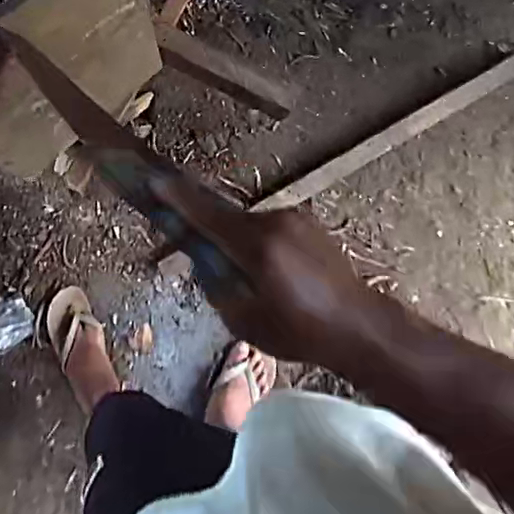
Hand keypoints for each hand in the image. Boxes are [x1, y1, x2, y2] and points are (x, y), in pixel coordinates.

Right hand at [149, 173, 401, 368]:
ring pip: (249, 225)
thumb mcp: (245, 319)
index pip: (206, 214)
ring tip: (257, 282)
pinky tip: (277, 274)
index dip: (177, 198)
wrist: (359, 325)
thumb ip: (214, 282)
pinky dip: (261, 244)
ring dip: (240, 243)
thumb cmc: (300, 332)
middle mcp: (274, 221)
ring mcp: (294, 218)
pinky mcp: (307, 221)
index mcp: (257, 246)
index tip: (154, 182)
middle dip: (212, 235)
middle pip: (226, 219)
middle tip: (210, 262)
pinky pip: (270, 227)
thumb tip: (199, 254)